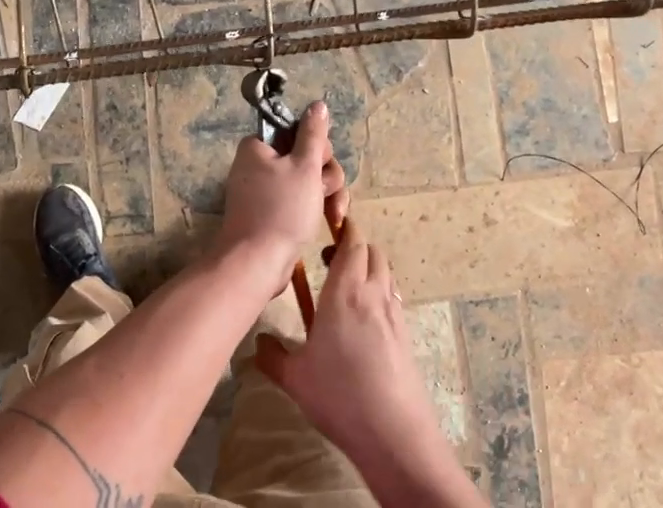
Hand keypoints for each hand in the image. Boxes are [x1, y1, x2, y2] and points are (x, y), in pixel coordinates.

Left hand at [217, 100, 344, 291]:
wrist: (258, 262)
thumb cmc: (281, 209)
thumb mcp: (304, 167)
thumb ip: (313, 135)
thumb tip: (317, 105)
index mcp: (259, 146)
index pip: (297, 131)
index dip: (316, 148)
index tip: (319, 164)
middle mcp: (259, 164)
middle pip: (306, 155)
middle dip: (324, 174)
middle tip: (323, 190)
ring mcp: (265, 190)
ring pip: (308, 179)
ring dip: (326, 192)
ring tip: (331, 213)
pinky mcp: (273, 212)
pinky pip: (300, 199)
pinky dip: (315, 207)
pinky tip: (330, 221)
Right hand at [254, 222, 450, 468]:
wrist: (395, 436)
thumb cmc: (340, 397)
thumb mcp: (295, 378)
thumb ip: (272, 355)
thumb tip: (256, 341)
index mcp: (346, 293)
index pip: (352, 244)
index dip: (344, 230)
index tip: (329, 226)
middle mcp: (374, 296)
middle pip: (373, 253)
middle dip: (355, 248)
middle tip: (330, 261)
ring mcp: (395, 317)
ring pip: (387, 276)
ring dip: (370, 271)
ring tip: (346, 290)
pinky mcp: (406, 339)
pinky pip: (393, 301)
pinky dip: (380, 297)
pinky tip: (362, 323)